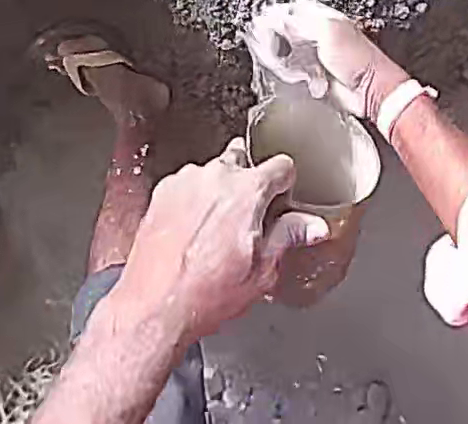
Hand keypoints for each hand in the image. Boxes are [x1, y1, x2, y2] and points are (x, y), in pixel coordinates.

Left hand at [100, 139, 330, 346]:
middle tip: (247, 218)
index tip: (280, 200)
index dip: (284, 184)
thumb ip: (290, 236)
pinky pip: (189, 183)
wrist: (154, 307)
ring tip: (215, 230)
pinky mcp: (164, 189)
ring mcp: (188, 179)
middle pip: (245, 160)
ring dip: (220, 190)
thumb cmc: (206, 293)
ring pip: (215, 172)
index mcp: (248, 190)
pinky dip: (194, 198)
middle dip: (250, 183)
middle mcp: (217, 175)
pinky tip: (192, 230)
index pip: (281, 165)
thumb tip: (314, 225)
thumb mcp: (262, 271)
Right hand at [245, 1, 410, 119]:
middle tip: (282, 52)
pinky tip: (308, 81)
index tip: (264, 26)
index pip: (290, 11)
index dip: (275, 18)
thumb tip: (277, 17)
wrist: (368, 90)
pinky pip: (292, 74)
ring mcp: (313, 55)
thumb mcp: (328, 31)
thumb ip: (301, 22)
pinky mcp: (311, 75)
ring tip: (304, 71)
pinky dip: (296, 78)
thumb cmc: (357, 58)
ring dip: (290, 65)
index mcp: (321, 17)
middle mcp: (315, 34)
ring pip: (285, 56)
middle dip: (280, 44)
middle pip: (283, 34)